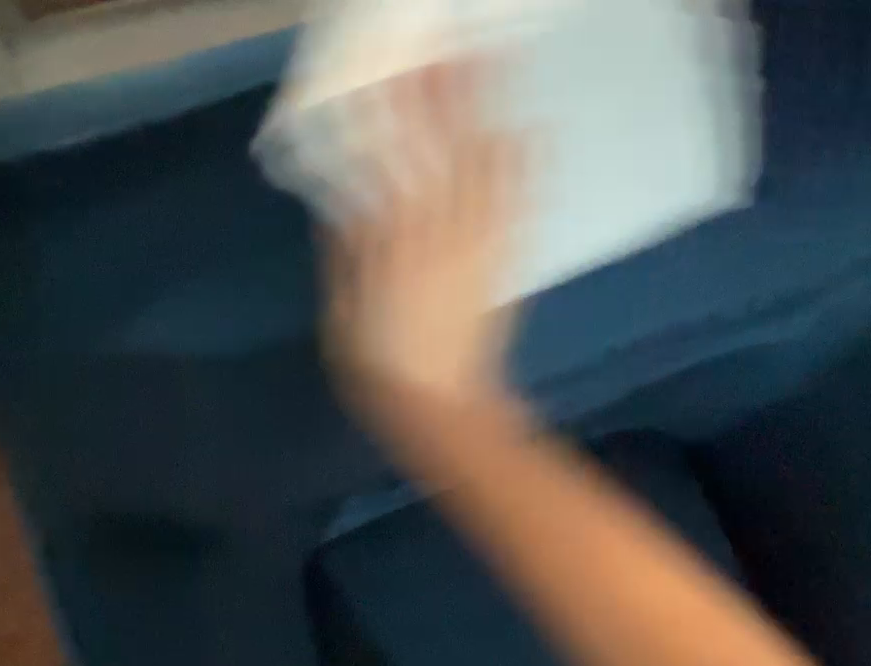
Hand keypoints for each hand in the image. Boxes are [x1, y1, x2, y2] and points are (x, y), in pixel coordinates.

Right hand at [324, 62, 525, 427]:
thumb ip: (344, 257)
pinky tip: (528, 132)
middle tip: (444, 49)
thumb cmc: (380, 371)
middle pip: (441, 154)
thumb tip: (344, 202)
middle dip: (441, 98)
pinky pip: (516, 210)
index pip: (390, 166)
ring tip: (490, 65)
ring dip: (484, 115)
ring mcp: (477, 251)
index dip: (391, 117)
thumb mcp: (342, 318)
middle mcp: (439, 239)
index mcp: (393, 249)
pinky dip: (523, 169)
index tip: (389, 73)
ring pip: (482, 170)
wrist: (441, 411)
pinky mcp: (501, 266)